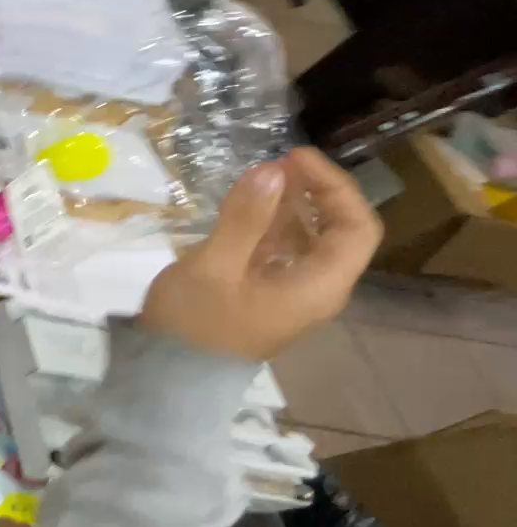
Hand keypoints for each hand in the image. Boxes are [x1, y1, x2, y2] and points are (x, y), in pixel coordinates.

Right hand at [140, 147, 380, 362]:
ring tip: (259, 177)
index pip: (355, 227)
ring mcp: (288, 291)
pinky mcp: (261, 292)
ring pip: (306, 240)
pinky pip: (279, 251)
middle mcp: (316, 287)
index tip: (292, 157)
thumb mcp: (214, 265)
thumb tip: (270, 170)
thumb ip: (244, 218)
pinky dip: (269, 225)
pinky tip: (244, 209)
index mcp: (319, 284)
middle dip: (314, 193)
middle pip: (336, 233)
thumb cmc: (196, 319)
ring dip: (290, 206)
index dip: (333, 187)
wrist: (170, 369)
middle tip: (276, 161)